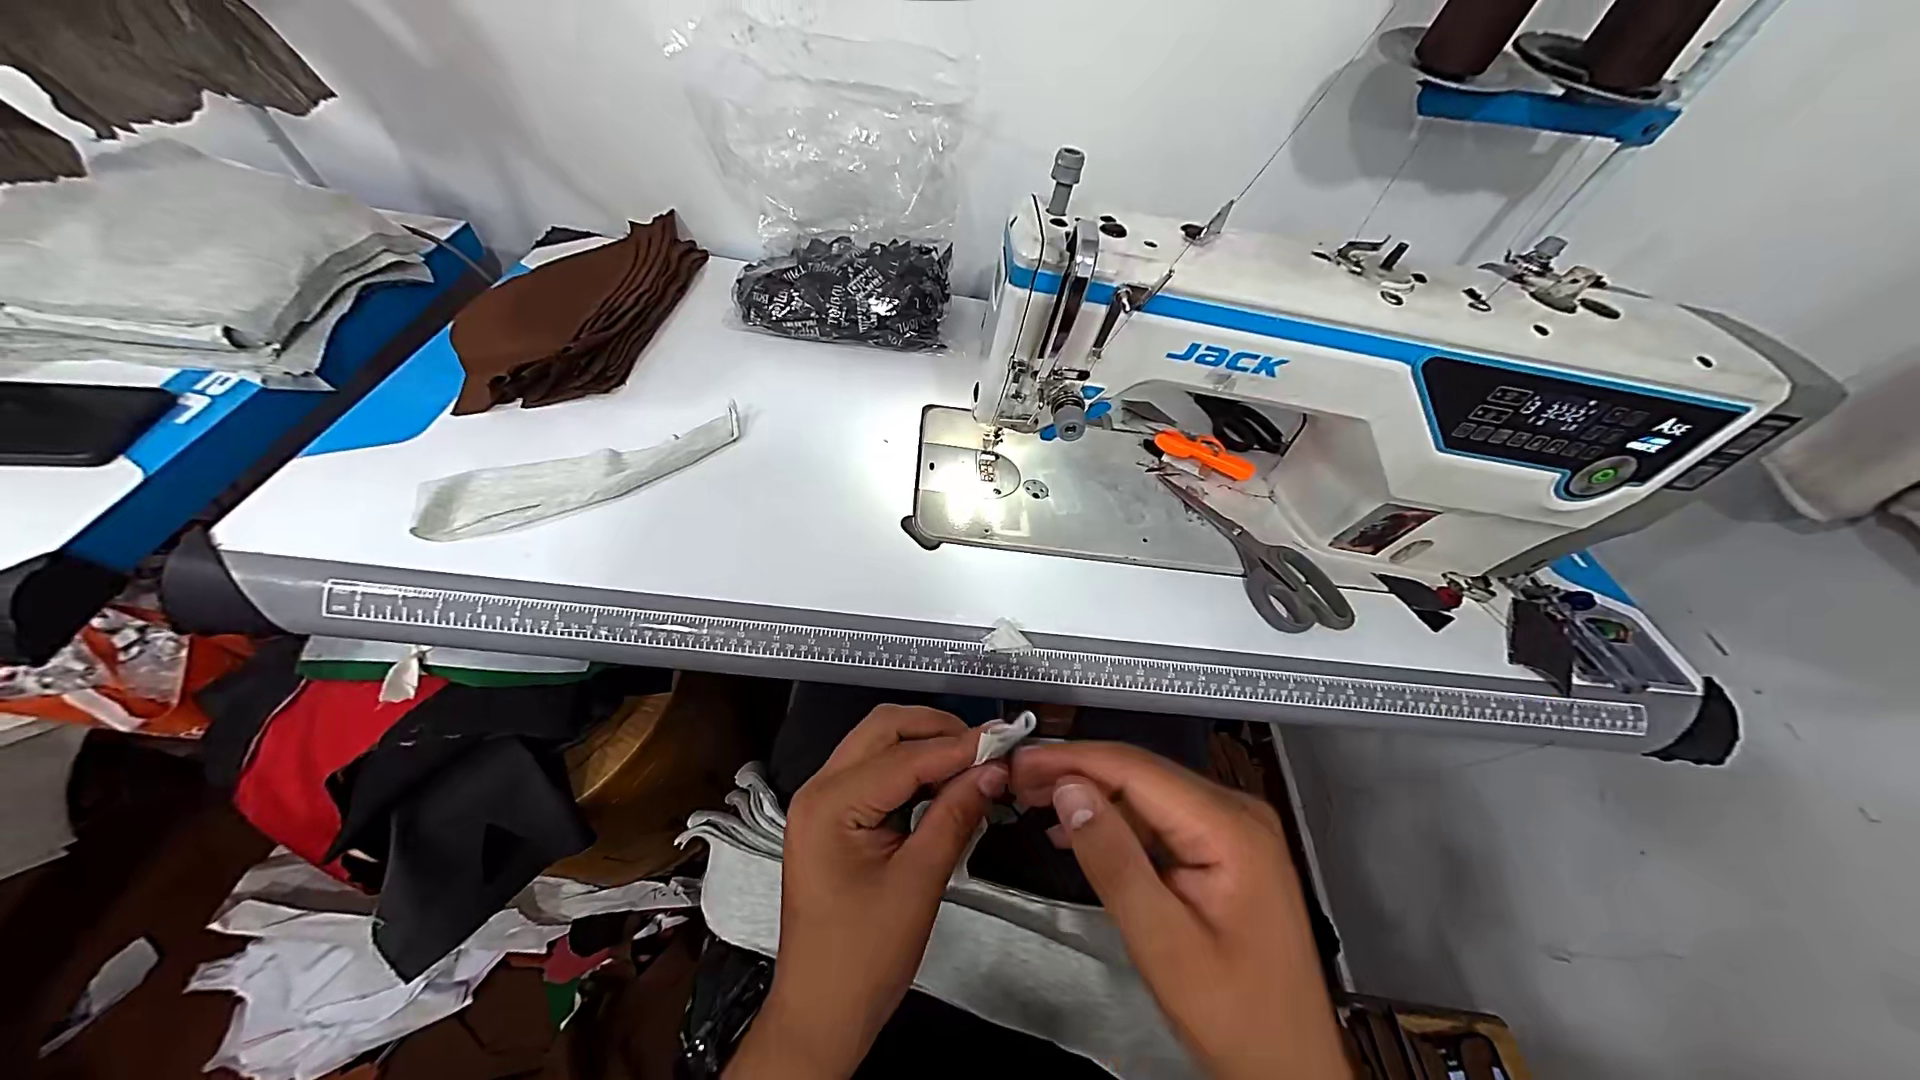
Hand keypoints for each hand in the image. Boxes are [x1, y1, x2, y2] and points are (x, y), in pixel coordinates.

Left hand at [726, 705, 1004, 1079]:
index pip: (903, 756)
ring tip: (973, 760)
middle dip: (937, 729)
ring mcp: (823, 800)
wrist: (821, 1011)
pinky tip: (945, 780)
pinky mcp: (834, 814)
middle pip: (884, 728)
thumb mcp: (918, 883)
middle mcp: (819, 789)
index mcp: (830, 804)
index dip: (958, 746)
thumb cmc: (863, 957)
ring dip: (926, 744)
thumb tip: (992, 771)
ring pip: (879, 743)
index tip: (1004, 741)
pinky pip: (876, 770)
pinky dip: (913, 767)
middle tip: (987, 745)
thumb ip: (955, 816)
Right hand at [1010, 741, 1350, 1079]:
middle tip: (1019, 781)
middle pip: (1140, 773)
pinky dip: (1115, 820)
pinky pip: (1159, 817)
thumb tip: (1068, 791)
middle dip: (1075, 773)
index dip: (1071, 760)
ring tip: (1036, 801)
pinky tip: (1080, 830)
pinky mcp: (1224, 846)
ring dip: (1091, 794)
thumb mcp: (1161, 942)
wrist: (1291, 1068)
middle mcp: (1236, 811)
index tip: (1020, 764)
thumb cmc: (1234, 1016)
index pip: (1135, 769)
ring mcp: (1233, 827)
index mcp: (1229, 826)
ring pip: (1146, 791)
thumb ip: (1113, 859)